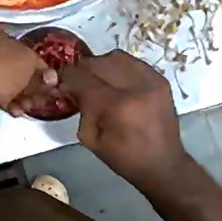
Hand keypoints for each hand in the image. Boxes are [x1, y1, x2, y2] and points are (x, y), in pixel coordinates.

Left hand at [0, 27, 50, 113]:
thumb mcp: (28, 64)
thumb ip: (41, 70)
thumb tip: (50, 78)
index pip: (24, 46)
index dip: (39, 64)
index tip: (49, 81)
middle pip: (15, 66)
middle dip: (31, 84)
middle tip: (41, 97)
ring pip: (5, 82)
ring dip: (21, 96)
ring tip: (29, 106)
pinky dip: (6, 101)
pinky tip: (14, 111)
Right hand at [59, 51, 192, 191]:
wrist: (163, 163)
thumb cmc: (124, 157)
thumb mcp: (91, 139)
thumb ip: (80, 108)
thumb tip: (71, 87)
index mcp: (117, 107)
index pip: (83, 79)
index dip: (66, 77)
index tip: (58, 81)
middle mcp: (135, 87)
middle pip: (98, 63)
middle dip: (82, 71)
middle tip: (77, 82)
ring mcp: (151, 80)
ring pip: (115, 57)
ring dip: (100, 65)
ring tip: (96, 80)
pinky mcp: (160, 79)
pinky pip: (132, 62)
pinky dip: (118, 67)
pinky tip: (115, 81)